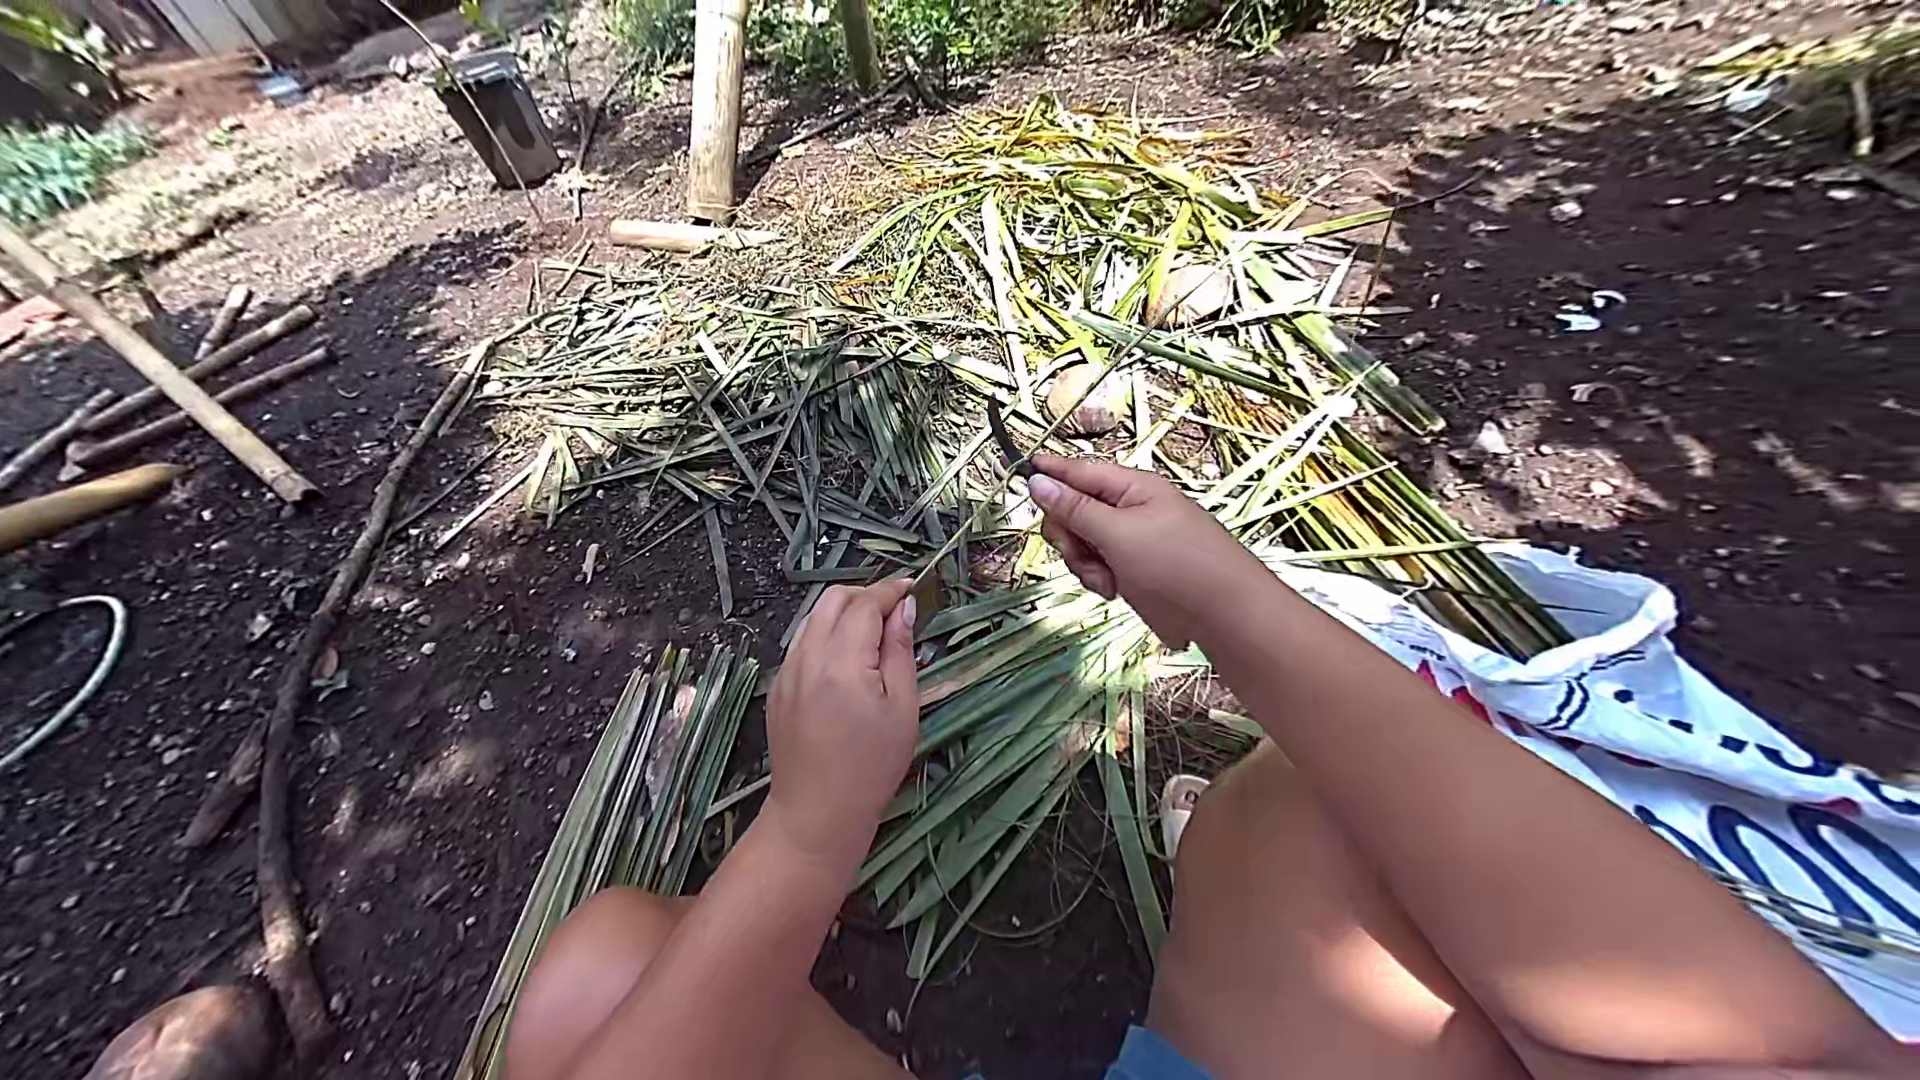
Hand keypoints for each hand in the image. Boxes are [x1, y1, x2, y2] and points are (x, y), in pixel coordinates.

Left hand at [764, 578, 918, 865]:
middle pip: (833, 599)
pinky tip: (846, 658)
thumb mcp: (902, 708)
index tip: (912, 587)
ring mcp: (786, 671)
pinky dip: (826, 633)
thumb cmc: (872, 765)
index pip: (865, 604)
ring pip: (813, 616)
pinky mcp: (778, 687)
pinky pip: (802, 642)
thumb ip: (901, 651)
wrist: (817, 814)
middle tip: (894, 612)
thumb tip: (905, 607)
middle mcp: (807, 656)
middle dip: (865, 594)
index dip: (891, 590)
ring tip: (873, 632)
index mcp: (841, 661)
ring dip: (844, 611)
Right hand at [1029, 454, 1268, 648]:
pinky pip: (1094, 565)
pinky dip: (1096, 577)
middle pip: (1072, 511)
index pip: (1079, 471)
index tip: (1019, 471)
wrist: (1222, 614)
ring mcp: (1128, 540)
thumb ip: (1074, 509)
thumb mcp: (1119, 533)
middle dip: (1068, 534)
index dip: (1049, 472)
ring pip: (1080, 542)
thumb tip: (1037, 481)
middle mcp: (1127, 509)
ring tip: (1106, 579)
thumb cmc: (1177, 564)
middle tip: (1079, 551)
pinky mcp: (1129, 568)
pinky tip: (1113, 589)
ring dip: (1082, 562)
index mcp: (1131, 488)